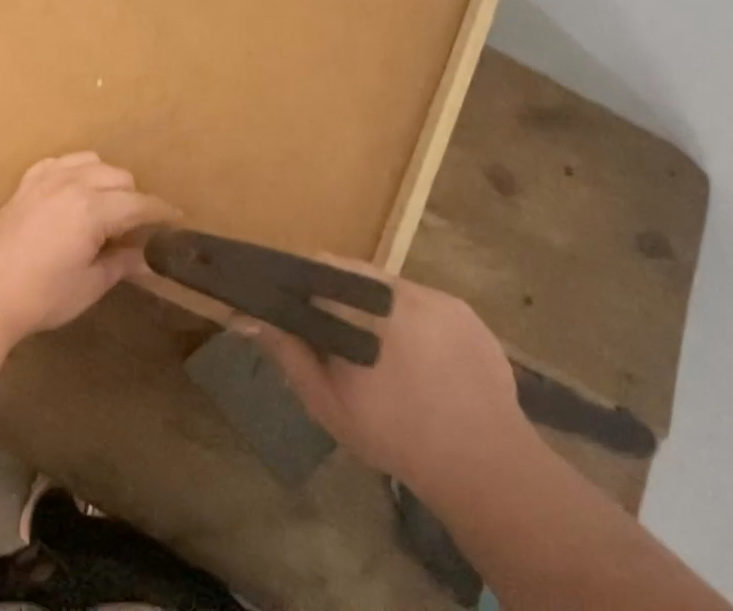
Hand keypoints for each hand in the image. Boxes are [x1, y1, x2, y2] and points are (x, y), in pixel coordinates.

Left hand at [0, 152, 178, 343]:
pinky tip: (74, 189)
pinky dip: (73, 170)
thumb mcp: (90, 284)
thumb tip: (148, 258)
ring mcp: (43, 181)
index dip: (162, 213)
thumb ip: (121, 264)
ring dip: (106, 179)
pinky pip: (56, 163)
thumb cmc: (42, 296)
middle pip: (118, 177)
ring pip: (89, 162)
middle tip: (137, 227)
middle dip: (134, 198)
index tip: (177, 221)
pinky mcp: (23, 186)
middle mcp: (71, 185)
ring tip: (107, 207)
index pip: (139, 204)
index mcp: (92, 209)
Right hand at [240, 269, 530, 496]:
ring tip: (369, 343)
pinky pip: (421, 301)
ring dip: (369, 303)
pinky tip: (409, 353)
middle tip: (326, 330)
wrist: (485, 464)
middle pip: (352, 272)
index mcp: (364, 308)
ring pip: (386, 285)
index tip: (286, 302)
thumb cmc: (395, 435)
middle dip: (333, 292)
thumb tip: (246, 316)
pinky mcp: (466, 312)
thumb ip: (287, 352)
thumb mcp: (326, 401)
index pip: (316, 267)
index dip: (295, 280)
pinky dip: (405, 316)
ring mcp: (439, 299)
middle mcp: (402, 291)